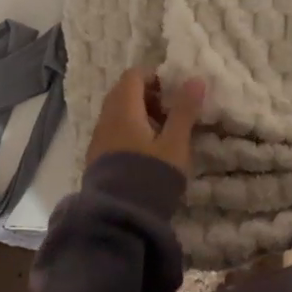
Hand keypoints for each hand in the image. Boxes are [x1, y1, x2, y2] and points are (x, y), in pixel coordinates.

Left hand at [87, 69, 206, 177]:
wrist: (119, 216)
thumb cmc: (151, 175)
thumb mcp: (175, 143)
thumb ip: (184, 111)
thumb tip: (195, 79)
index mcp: (124, 109)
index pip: (133, 75)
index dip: (154, 77)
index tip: (173, 92)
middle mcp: (106, 118)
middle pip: (123, 92)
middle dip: (147, 95)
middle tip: (170, 112)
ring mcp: (98, 138)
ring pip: (117, 112)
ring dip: (138, 114)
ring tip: (161, 134)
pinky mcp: (96, 156)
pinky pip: (112, 130)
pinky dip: (128, 130)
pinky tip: (145, 151)